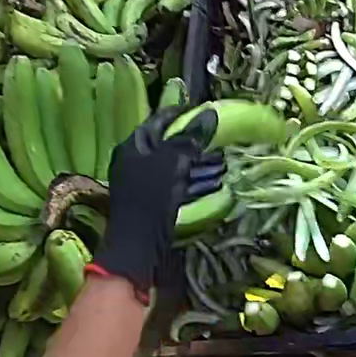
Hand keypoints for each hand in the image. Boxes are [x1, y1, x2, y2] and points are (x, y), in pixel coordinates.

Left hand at [94, 107, 223, 292]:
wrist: (138, 246)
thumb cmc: (150, 198)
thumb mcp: (171, 162)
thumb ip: (189, 138)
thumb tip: (209, 113)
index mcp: (133, 146)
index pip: (159, 119)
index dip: (182, 112)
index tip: (206, 110)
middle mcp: (135, 162)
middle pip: (168, 143)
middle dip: (195, 141)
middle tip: (220, 138)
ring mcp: (143, 183)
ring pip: (174, 165)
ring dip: (198, 163)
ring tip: (223, 161)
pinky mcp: (154, 203)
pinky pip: (176, 184)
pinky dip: (194, 181)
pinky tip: (214, 183)